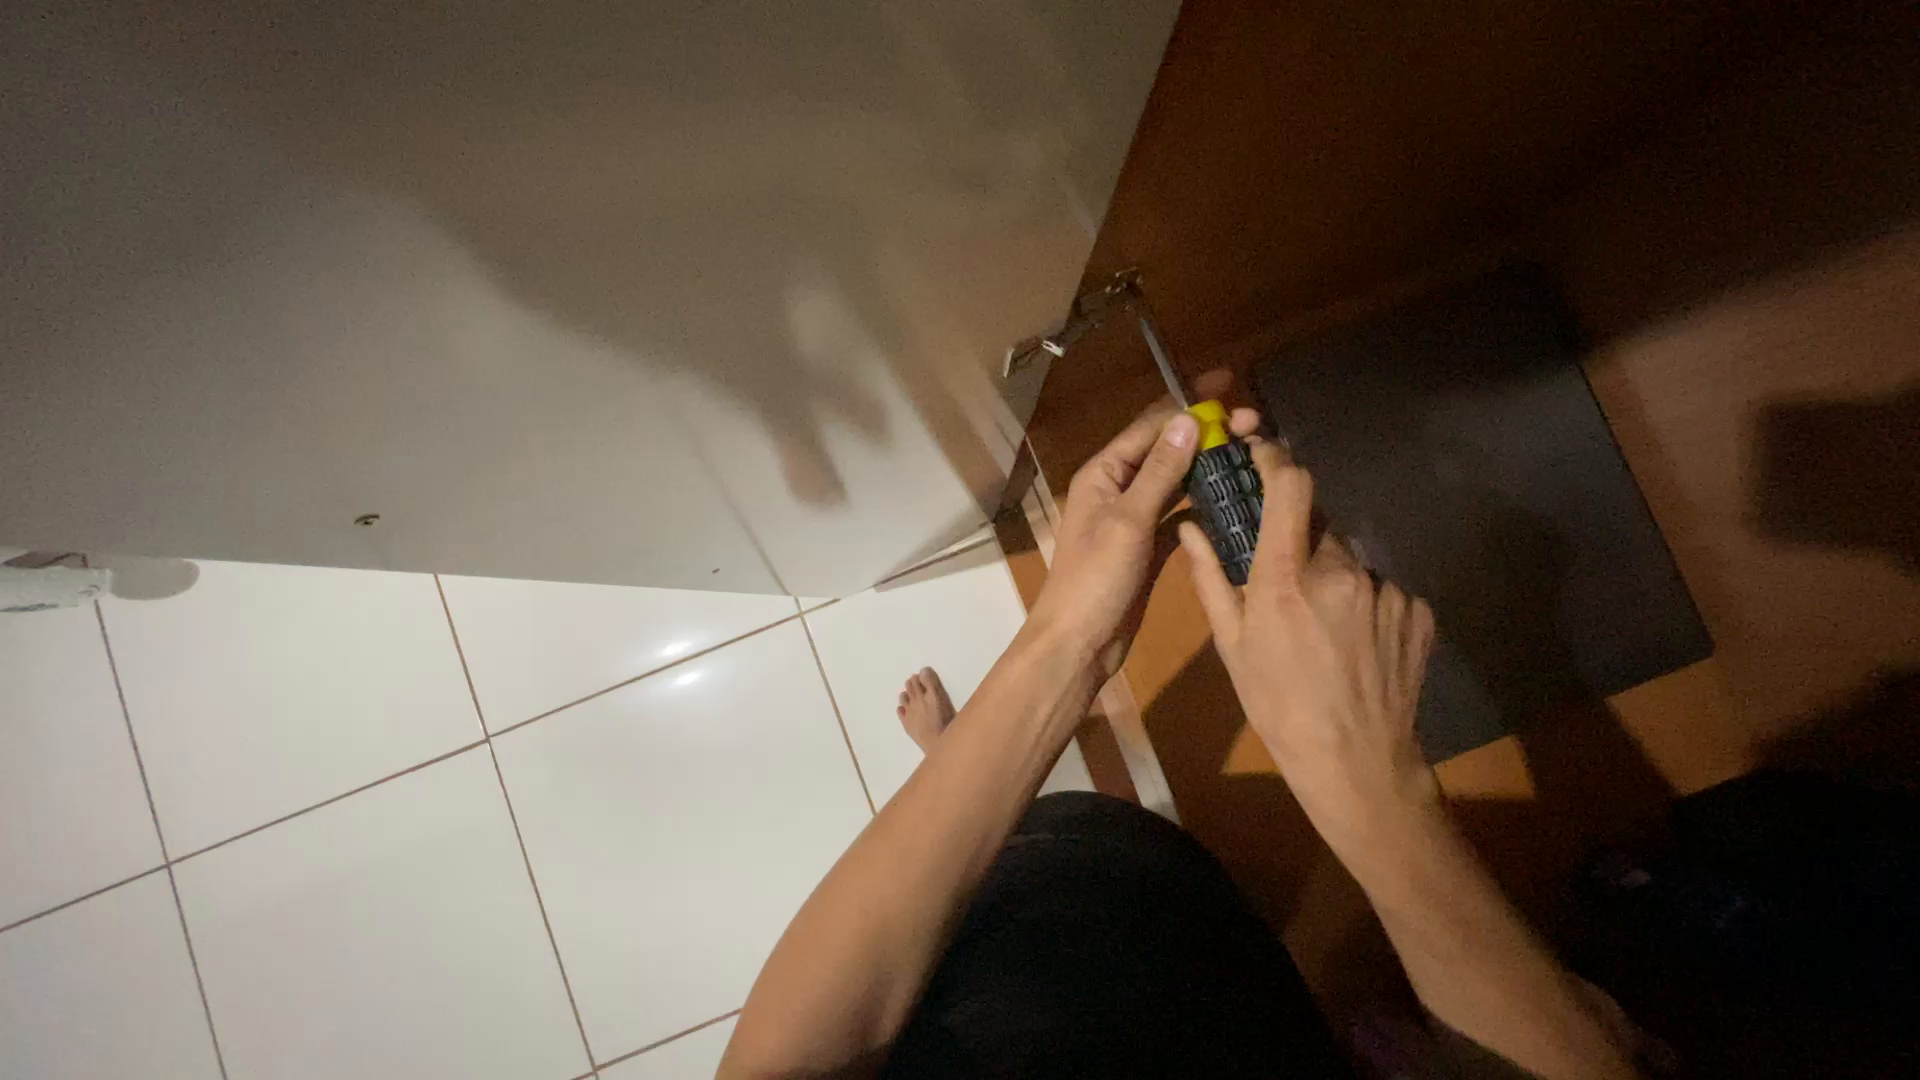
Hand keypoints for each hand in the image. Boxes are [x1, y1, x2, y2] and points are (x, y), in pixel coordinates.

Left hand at [1030, 372, 1257, 675]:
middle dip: (1206, 432)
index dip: (1189, 403)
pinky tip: (1233, 497)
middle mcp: (1117, 488)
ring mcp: (1132, 518)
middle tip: (1255, 423)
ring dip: (1208, 465)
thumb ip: (1159, 471)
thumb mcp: (1129, 520)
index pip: (1150, 426)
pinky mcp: (1147, 545)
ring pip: (1175, 480)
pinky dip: (1202, 503)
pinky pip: (1178, 513)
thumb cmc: (1096, 579)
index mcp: (1103, 473)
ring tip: (1251, 451)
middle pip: (1165, 449)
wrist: (1080, 641)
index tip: (1230, 384)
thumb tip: (1188, 419)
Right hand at [1178, 440, 1440, 845]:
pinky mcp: (1417, 613)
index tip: (1262, 454)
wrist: (1356, 762)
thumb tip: (1190, 528)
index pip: (1291, 487)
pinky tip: (1355, 644)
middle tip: (1285, 584)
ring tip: (1322, 628)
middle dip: (1299, 542)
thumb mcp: (1232, 644)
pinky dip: (1364, 603)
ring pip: (1350, 561)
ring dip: (1332, 576)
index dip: (1276, 460)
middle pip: (1319, 527)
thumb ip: (1212, 577)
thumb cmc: (1276, 703)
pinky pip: (1382, 589)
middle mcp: (1342, 571)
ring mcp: (1387, 592)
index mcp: (1287, 577)